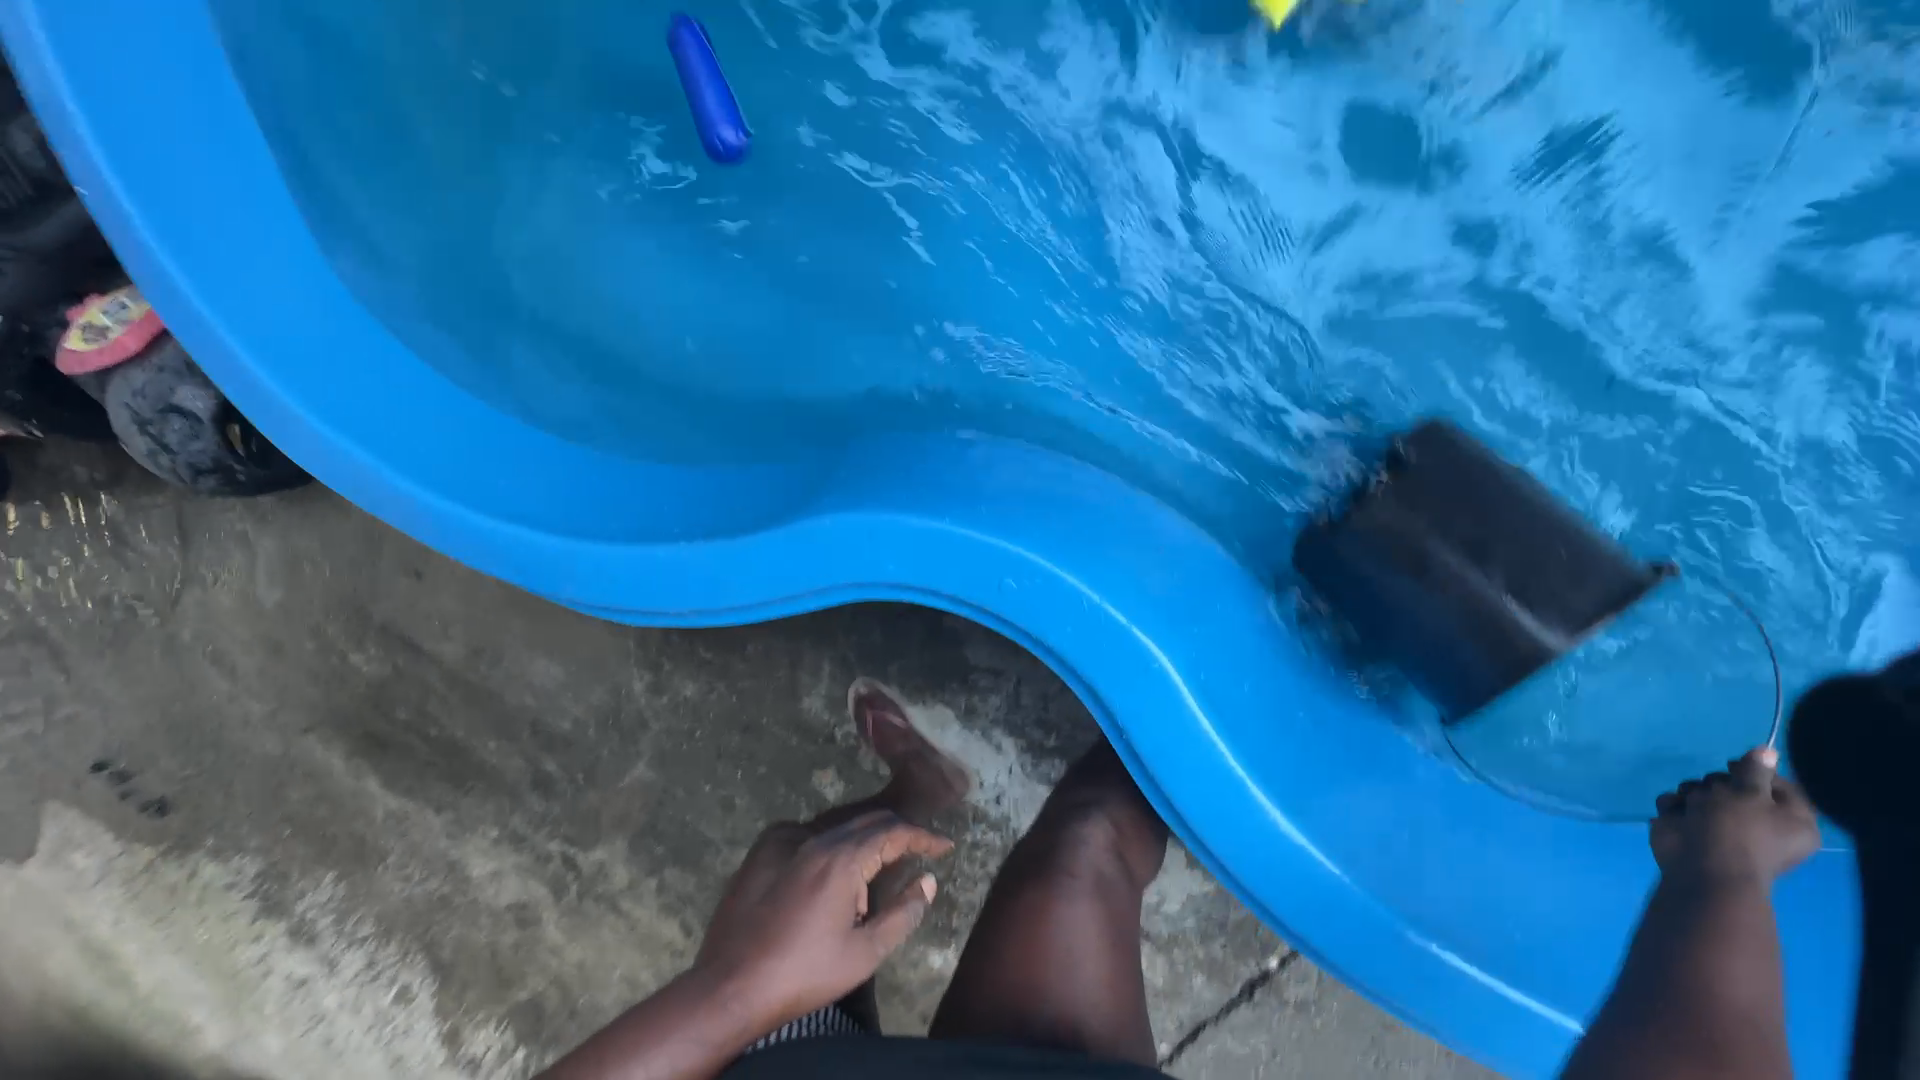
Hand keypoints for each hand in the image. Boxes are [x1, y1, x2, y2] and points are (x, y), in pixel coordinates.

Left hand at [692, 810, 952, 1029]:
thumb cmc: (804, 973)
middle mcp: (812, 839)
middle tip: (917, 855)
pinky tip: (827, 884)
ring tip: (869, 887)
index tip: (944, 847)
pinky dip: (829, 849)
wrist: (731, 987)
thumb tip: (927, 882)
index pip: (893, 832)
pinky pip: (806, 838)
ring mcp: (782, 843)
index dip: (923, 837)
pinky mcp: (760, 854)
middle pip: (866, 822)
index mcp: (841, 859)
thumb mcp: (864, 953)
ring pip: (836, 829)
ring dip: (862, 846)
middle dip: (896, 835)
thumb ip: (903, 912)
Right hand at [1651, 747, 1820, 887]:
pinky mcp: (1690, 828)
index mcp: (1790, 820)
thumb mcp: (1749, 794)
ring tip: (1690, 803)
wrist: (1701, 867)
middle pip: (1735, 786)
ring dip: (1692, 793)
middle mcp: (1759, 822)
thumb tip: (1767, 750)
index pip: (1779, 786)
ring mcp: (1721, 826)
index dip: (1756, 771)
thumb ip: (1755, 771)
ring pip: (1703, 792)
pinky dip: (1674, 805)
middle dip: (1716, 784)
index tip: (1735, 765)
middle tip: (1713, 793)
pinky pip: (1679, 805)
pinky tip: (1675, 813)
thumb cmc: (1737, 830)